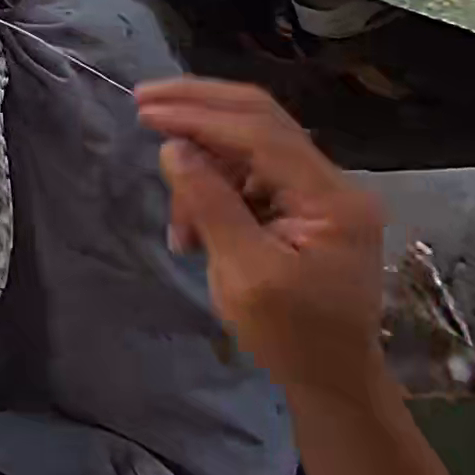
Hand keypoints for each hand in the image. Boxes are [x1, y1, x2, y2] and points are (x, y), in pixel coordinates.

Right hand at [136, 77, 386, 400]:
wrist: (330, 378)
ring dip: (199, 166)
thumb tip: (173, 147)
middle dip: (198, 104)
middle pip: (259, 118)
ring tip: (178, 224)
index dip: (199, 117)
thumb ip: (210, 203)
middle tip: (143, 96)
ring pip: (243, 145)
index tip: (145, 111)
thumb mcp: (244, 271)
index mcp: (331, 199)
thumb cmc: (291, 334)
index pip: (261, 135)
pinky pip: (241, 172)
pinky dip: (207, 186)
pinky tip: (189, 223)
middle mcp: (328, 182)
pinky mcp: (293, 202)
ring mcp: (313, 191)